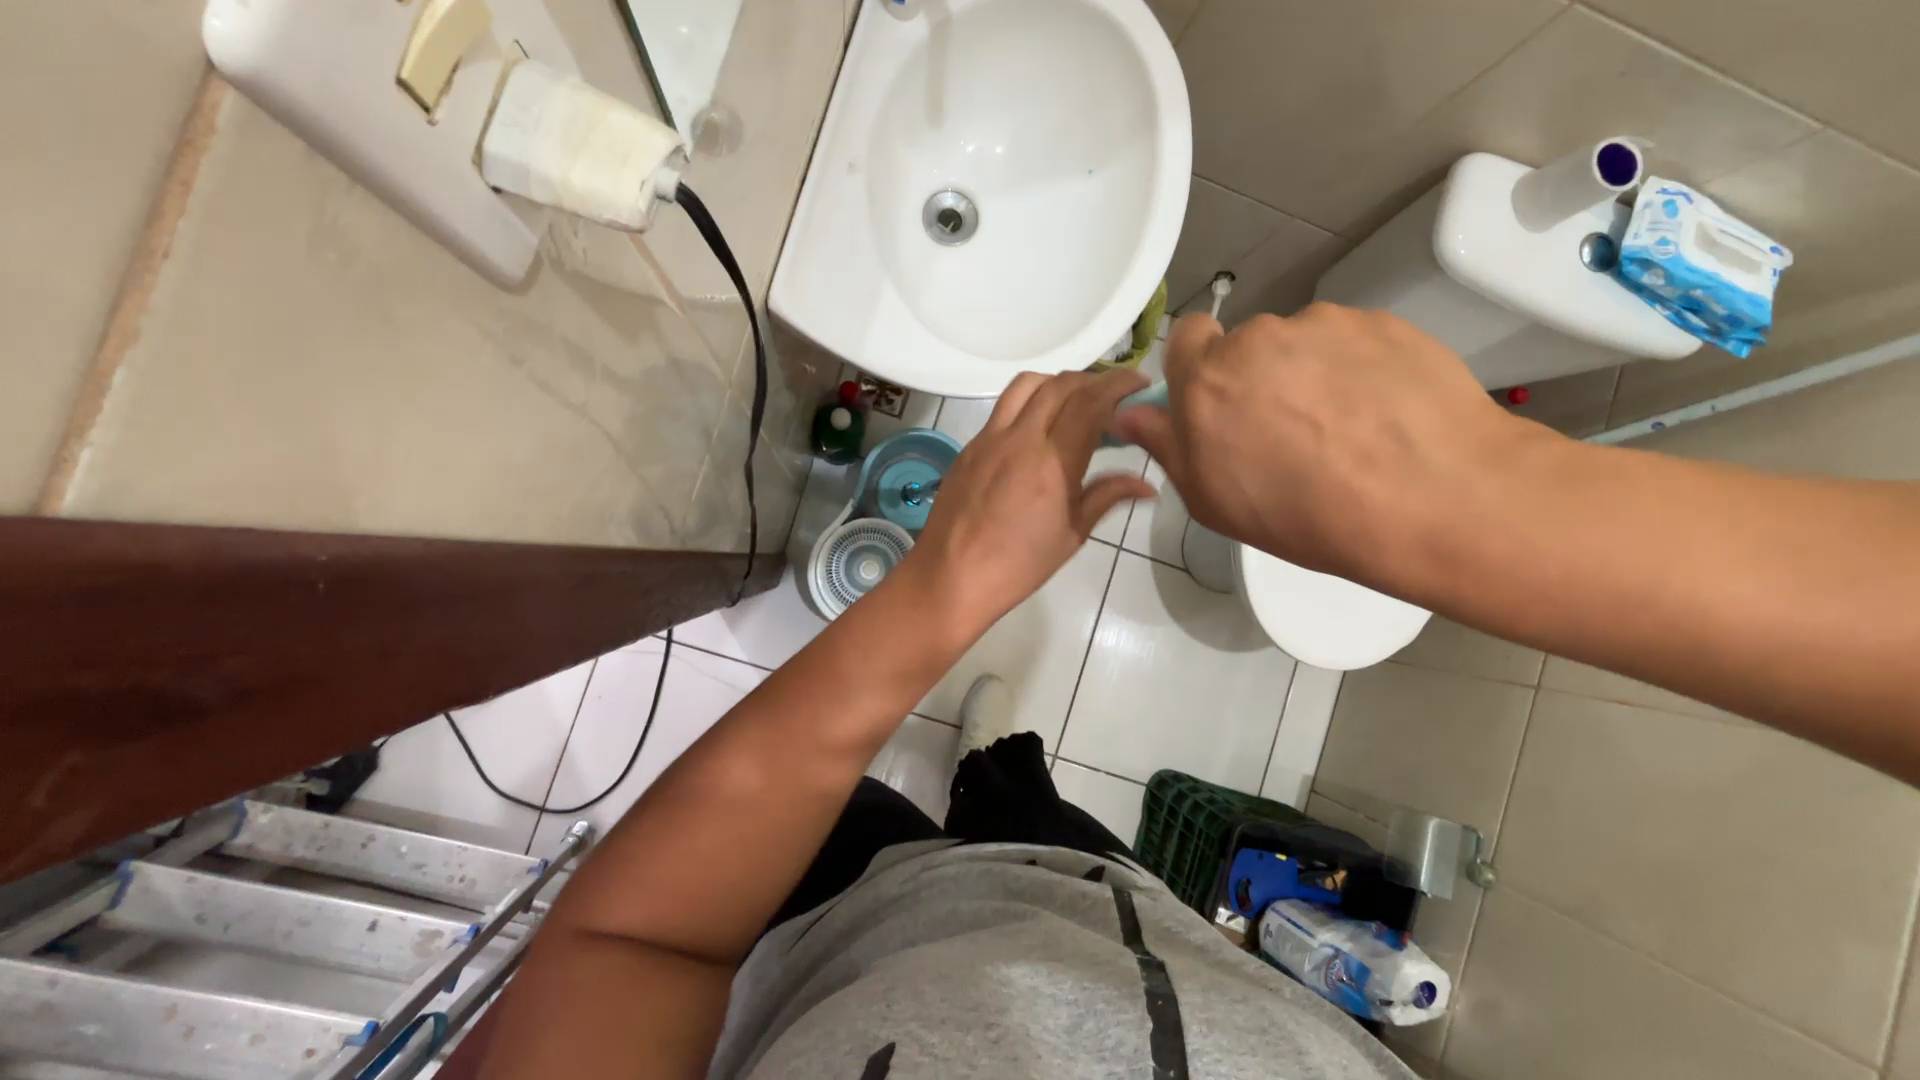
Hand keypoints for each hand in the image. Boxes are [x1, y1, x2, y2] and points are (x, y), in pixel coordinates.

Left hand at [903, 370, 1155, 636]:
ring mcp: (989, 439)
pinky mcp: (969, 447)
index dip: (1119, 383)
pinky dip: (1030, 403)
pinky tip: (1039, 431)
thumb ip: (1108, 496)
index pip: (1090, 402)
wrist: (949, 578)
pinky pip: (1003, 408)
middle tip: (1114, 396)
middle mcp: (1019, 439)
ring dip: (1058, 383)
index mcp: (1051, 463)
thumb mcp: (1071, 535)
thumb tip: (1148, 485)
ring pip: (1026, 386)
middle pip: (1061, 385)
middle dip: (1094, 380)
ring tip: (1075, 403)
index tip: (1139, 382)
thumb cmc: (1017, 566)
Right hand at [1110, 303, 1538, 583]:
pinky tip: (1383, 414)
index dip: (1199, 368)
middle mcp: (1258, 339)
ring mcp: (1324, 326)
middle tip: (1289, 431)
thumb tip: (1130, 412)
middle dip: (1257, 377)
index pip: (1185, 339)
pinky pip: (1354, 342)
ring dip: (1309, 373)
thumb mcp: (1214, 501)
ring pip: (1302, 343)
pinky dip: (1359, 370)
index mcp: (1206, 381)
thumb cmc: (1306, 515)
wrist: (1432, 498)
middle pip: (1246, 346)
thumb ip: (1167, 446)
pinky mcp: (1381, 323)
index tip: (1222, 405)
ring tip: (1347, 427)